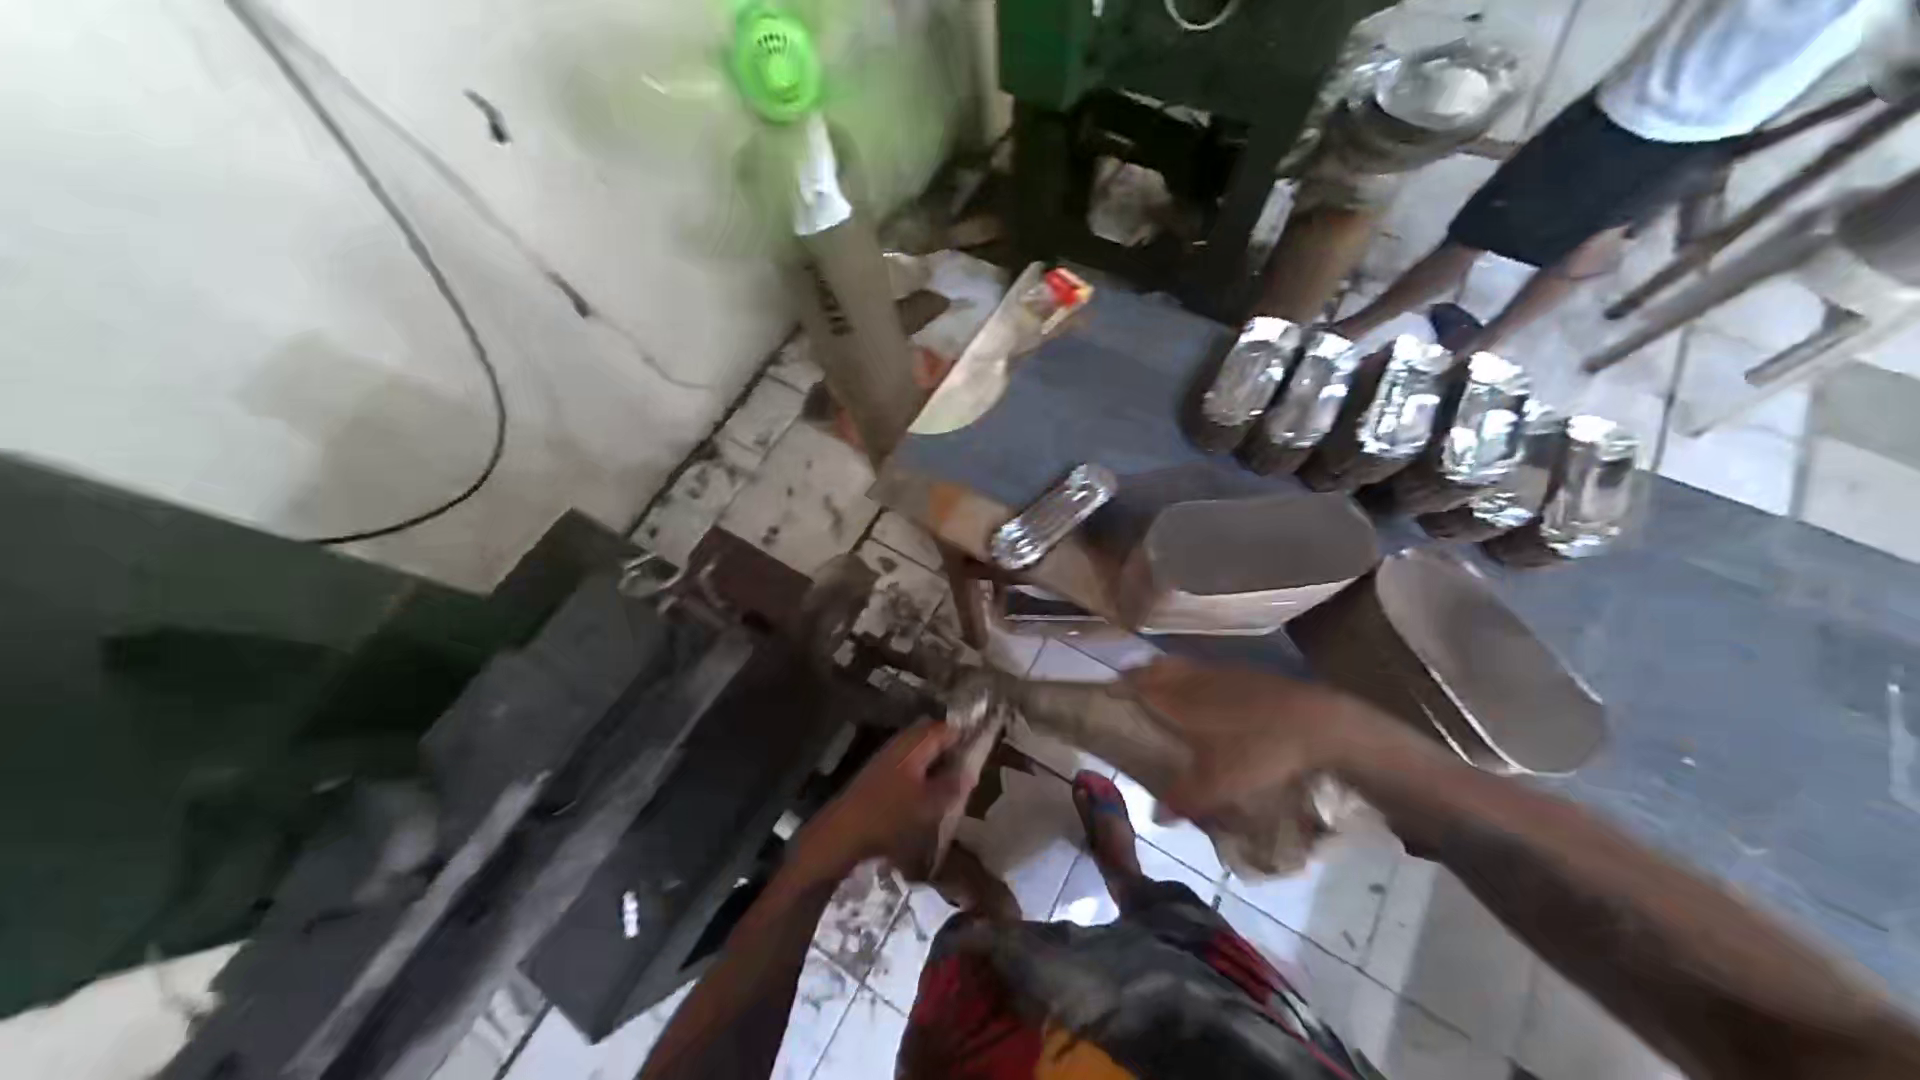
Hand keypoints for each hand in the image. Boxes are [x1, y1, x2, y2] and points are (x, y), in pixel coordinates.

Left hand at [789, 720, 978, 880]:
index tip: (984, 748)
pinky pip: (909, 763)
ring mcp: (887, 756)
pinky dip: (923, 772)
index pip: (947, 728)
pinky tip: (928, 792)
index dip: (967, 735)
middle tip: (970, 766)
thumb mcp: (929, 805)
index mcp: (915, 744)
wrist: (841, 832)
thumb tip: (970, 772)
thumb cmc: (888, 815)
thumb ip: (953, 786)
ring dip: (937, 761)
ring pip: (920, 751)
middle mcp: (900, 743)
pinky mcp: (878, 773)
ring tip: (953, 782)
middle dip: (952, 748)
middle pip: (933, 736)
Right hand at [1125, 657, 1425, 821]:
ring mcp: (1223, 672)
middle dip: (1141, 676)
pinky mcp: (1248, 674)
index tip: (1107, 692)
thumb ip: (1184, 798)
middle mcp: (1194, 679)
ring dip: (1169, 675)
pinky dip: (1198, 680)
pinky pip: (1209, 672)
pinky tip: (1210, 700)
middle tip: (1132, 691)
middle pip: (1158, 667)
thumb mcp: (1219, 783)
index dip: (1120, 685)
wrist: (1318, 722)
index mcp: (1179, 698)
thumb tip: (1156, 815)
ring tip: (1167, 694)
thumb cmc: (1258, 750)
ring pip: (1184, 667)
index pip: (1138, 683)